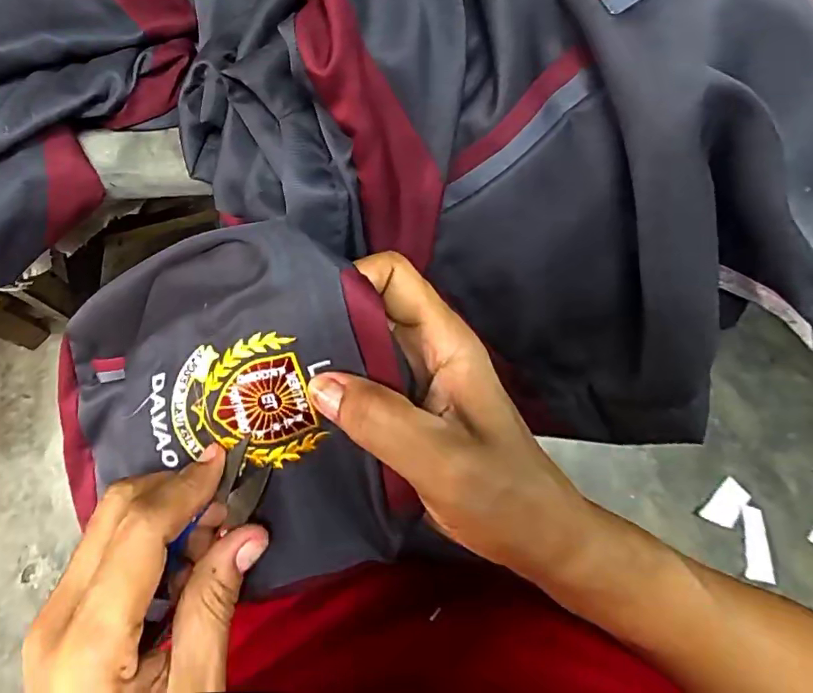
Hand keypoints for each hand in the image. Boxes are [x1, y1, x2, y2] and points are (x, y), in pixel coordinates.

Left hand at [23, 446, 269, 692]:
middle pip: (116, 513)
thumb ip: (214, 605)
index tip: (225, 461)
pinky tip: (180, 564)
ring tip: (209, 539)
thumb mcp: (192, 692)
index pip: (140, 529)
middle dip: (175, 490)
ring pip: (107, 525)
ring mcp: (49, 619)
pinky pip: (103, 552)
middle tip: (225, 505)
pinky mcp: (56, 623)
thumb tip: (250, 533)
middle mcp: (55, 617)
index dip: (186, 486)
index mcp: (87, 641)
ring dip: (163, 511)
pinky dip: (147, 537)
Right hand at [308, 252, 600, 581]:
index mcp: (445, 341)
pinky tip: (303, 412)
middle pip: (374, 307)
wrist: (534, 535)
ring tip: (278, 378)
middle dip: (328, 316)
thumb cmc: (500, 492)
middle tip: (279, 347)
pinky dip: (337, 390)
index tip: (307, 309)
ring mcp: (419, 381)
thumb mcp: (440, 458)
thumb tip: (316, 383)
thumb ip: (381, 419)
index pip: (396, 277)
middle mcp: (429, 350)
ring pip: (366, 346)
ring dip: (328, 356)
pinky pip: (366, 385)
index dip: (353, 279)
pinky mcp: (408, 411)